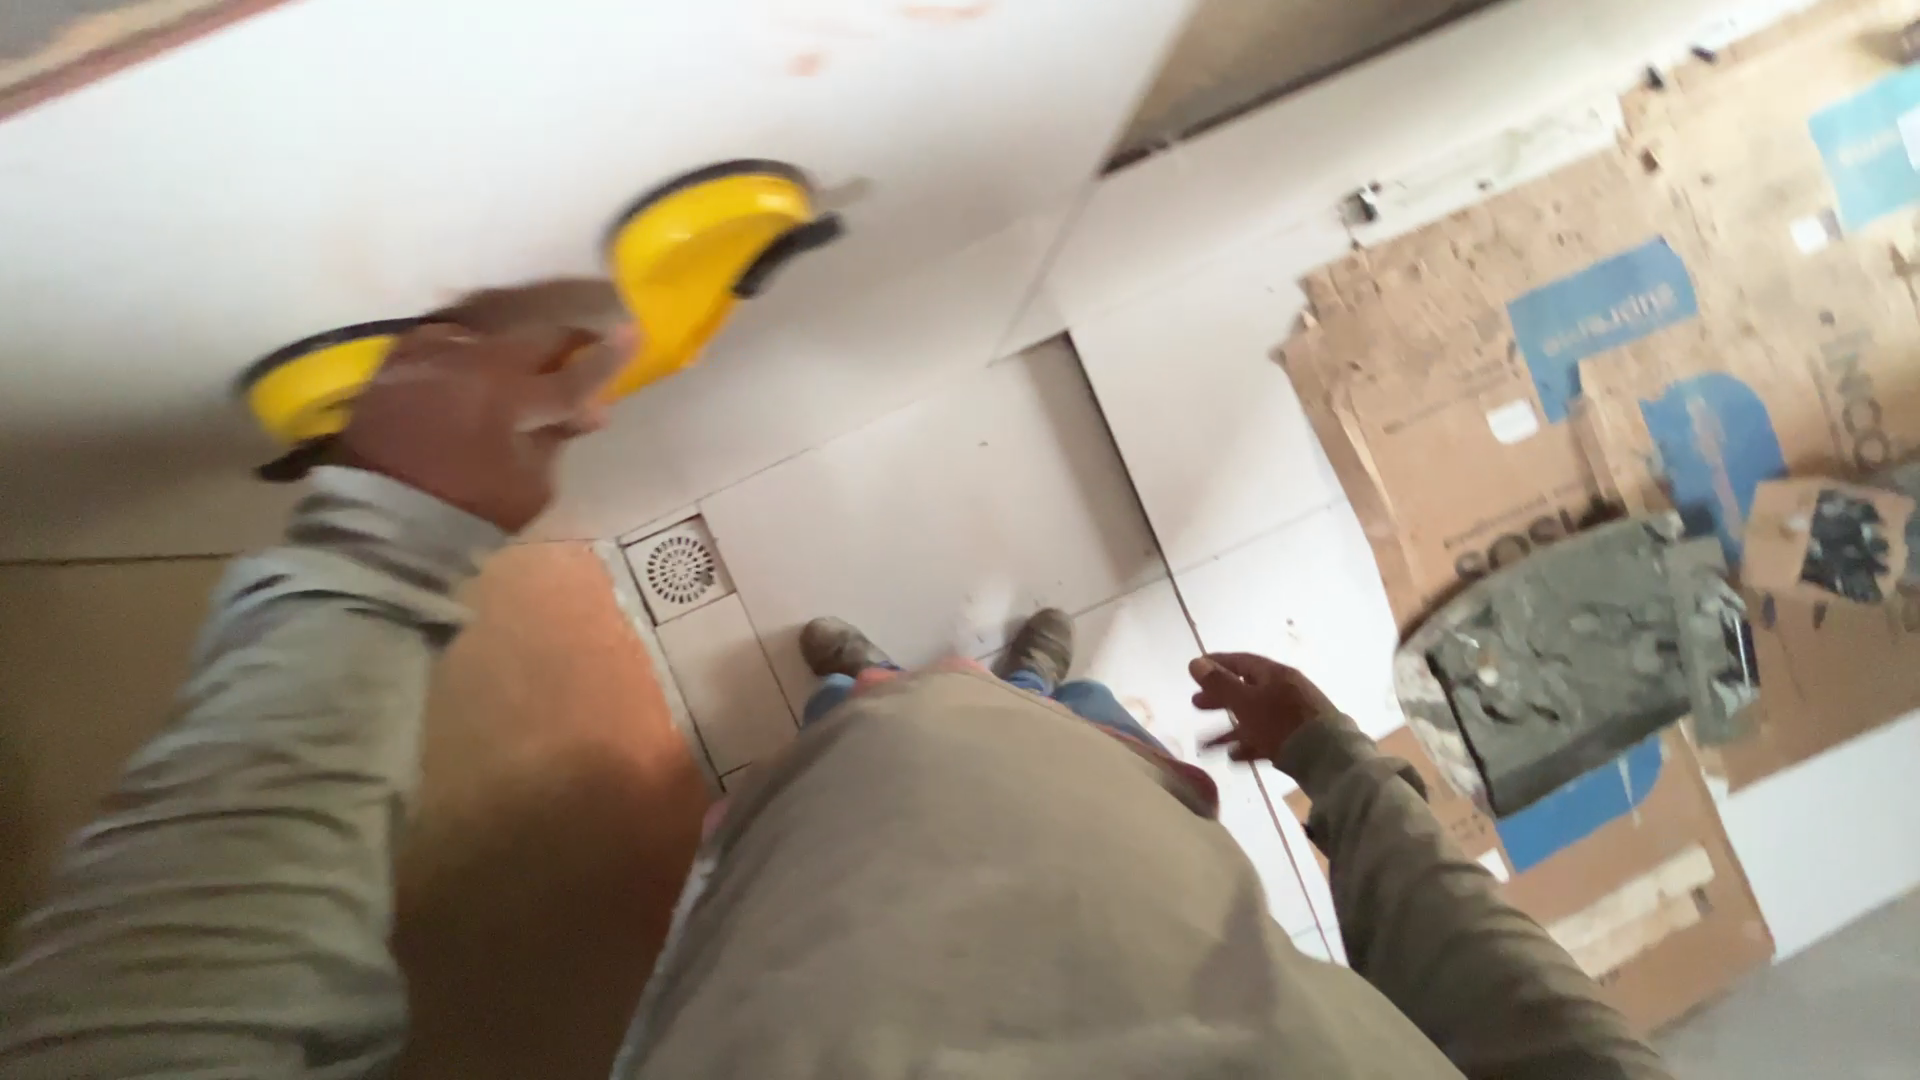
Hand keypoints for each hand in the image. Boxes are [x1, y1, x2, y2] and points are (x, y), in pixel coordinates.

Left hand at [336, 322, 629, 531]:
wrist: (381, 522)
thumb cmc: (471, 508)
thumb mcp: (533, 484)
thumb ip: (559, 439)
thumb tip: (587, 412)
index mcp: (510, 397)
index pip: (575, 375)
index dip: (609, 357)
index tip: (634, 331)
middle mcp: (470, 364)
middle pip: (534, 342)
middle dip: (567, 346)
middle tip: (587, 352)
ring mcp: (427, 359)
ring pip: (490, 337)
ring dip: (517, 352)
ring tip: (526, 370)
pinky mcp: (394, 366)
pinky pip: (444, 343)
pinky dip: (470, 354)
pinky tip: (474, 369)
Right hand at [1189, 653, 1338, 763]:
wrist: (1329, 759)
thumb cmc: (1282, 724)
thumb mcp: (1245, 702)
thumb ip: (1219, 683)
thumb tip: (1195, 662)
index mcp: (1274, 675)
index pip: (1240, 661)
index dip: (1216, 664)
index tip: (1196, 668)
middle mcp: (1285, 690)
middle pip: (1245, 689)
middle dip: (1219, 698)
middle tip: (1196, 703)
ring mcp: (1294, 715)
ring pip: (1254, 717)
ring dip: (1228, 728)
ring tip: (1205, 743)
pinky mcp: (1298, 739)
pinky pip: (1266, 737)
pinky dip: (1248, 744)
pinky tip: (1233, 756)